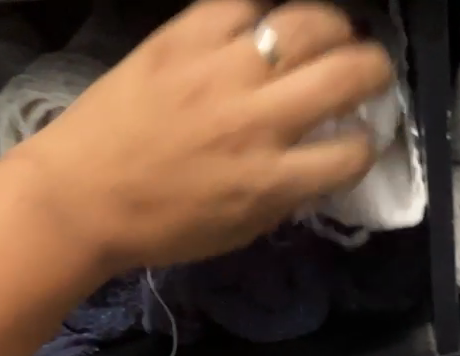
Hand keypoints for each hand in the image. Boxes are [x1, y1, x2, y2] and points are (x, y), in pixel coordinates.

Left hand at [7, 0, 394, 275]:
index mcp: (273, 181)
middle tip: (374, 71)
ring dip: (337, 25)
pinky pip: (242, 3)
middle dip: (376, 70)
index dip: (367, 147)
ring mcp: (221, 71)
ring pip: (305, 24)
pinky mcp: (184, 36)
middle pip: (345, 76)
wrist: (83, 195)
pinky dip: (267, 8)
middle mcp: (258, 121)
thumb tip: (315, 163)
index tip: (360, 142)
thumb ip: (286, 194)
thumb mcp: (241, 229)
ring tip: (338, 32)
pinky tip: (271, 20)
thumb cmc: (165, 227)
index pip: (351, 153)